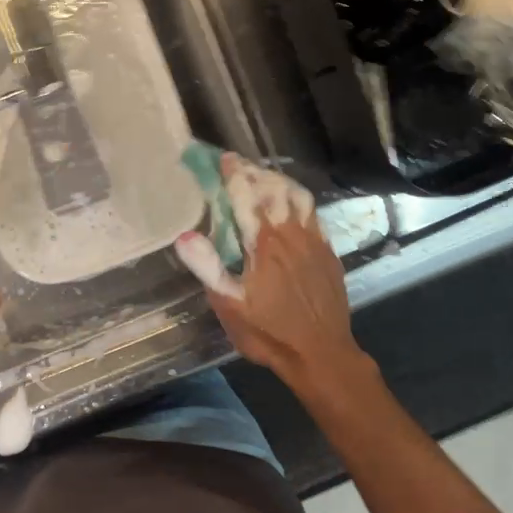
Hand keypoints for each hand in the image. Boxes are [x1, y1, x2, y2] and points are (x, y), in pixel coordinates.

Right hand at [174, 153, 371, 392]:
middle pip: (275, 190)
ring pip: (299, 198)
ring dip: (280, 183)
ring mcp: (314, 243)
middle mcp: (292, 234)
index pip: (247, 197)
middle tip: (240, 166)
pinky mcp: (328, 254)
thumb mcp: (229, 305)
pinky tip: (292, 208)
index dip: (235, 175)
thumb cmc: (269, 332)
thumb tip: (184, 236)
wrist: (321, 354)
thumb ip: (208, 268)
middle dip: (257, 173)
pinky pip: (314, 216)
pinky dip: (299, 202)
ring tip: (265, 178)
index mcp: (264, 243)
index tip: (225, 159)